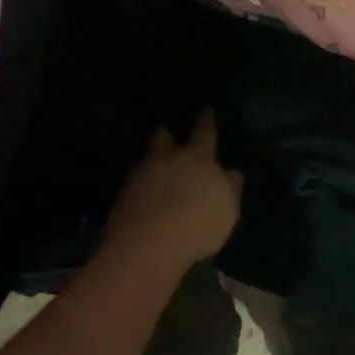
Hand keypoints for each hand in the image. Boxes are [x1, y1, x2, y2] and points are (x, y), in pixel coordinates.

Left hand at [103, 112, 243, 274]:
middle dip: (166, 132)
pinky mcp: (122, 196)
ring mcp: (141, 176)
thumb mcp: (228, 209)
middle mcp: (167, 159)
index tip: (206, 110)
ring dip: (150, 159)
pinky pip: (133, 183)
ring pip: (146, 158)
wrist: (148, 244)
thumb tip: (233, 172)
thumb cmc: (198, 223)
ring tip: (154, 164)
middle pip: (164, 137)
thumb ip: (230, 188)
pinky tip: (143, 193)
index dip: (206, 121)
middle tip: (166, 130)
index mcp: (198, 158)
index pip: (204, 132)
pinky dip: (139, 185)